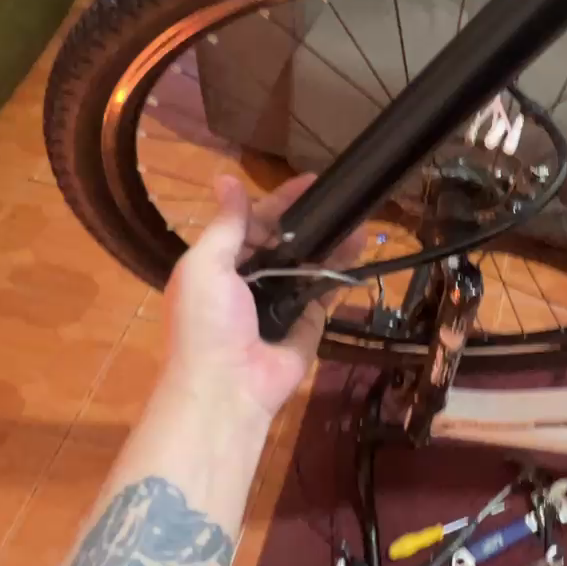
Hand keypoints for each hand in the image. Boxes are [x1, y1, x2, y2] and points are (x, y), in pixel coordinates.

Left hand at [161, 175, 362, 417]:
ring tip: (361, 219)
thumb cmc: (207, 322)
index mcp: (221, 263)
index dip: (280, 200)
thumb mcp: (205, 266)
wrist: (228, 387)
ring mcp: (282, 299)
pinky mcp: (308, 319)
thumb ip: (226, 224)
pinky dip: (343, 269)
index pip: (254, 221)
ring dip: (334, 240)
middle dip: (313, 219)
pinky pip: (327, 288)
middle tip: (344, 197)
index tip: (310, 181)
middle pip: (287, 239)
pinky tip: (361, 248)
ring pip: (311, 260)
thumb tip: (225, 178)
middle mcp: (252, 278)